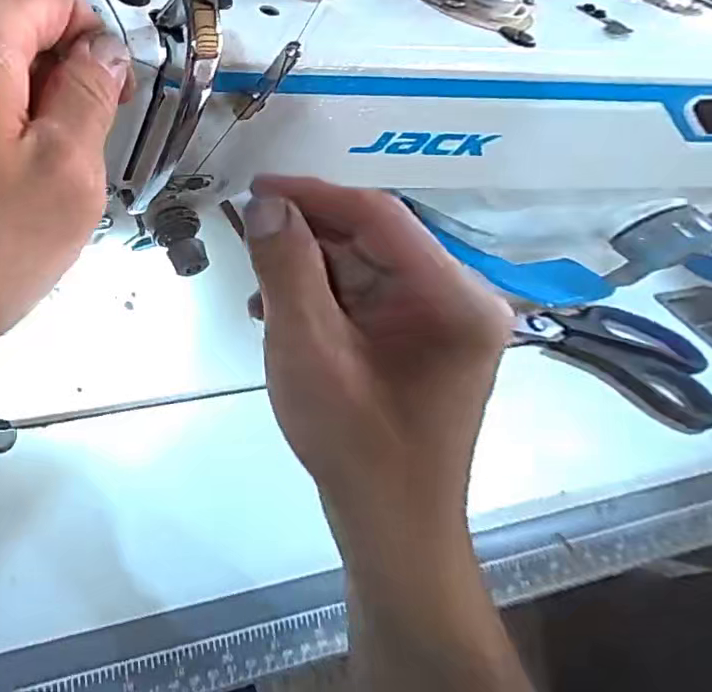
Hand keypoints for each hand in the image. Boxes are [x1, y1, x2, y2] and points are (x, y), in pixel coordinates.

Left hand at [0, 0, 130, 396]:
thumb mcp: (64, 174)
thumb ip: (92, 95)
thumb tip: (101, 48)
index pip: (58, 0)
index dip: (98, 46)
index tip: (109, 110)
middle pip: (16, 33)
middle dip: (55, 86)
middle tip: (64, 166)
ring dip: (17, 117)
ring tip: (17, 189)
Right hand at [242, 177, 514, 535]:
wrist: (391, 526)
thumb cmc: (354, 444)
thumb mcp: (307, 350)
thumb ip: (286, 269)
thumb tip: (267, 204)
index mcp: (453, 297)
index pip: (380, 215)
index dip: (314, 193)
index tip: (258, 185)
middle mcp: (461, 297)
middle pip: (373, 237)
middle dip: (307, 234)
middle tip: (250, 230)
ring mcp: (446, 316)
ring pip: (365, 262)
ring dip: (309, 266)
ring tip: (259, 286)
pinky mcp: (426, 334)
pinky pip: (369, 291)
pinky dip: (323, 293)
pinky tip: (282, 311)